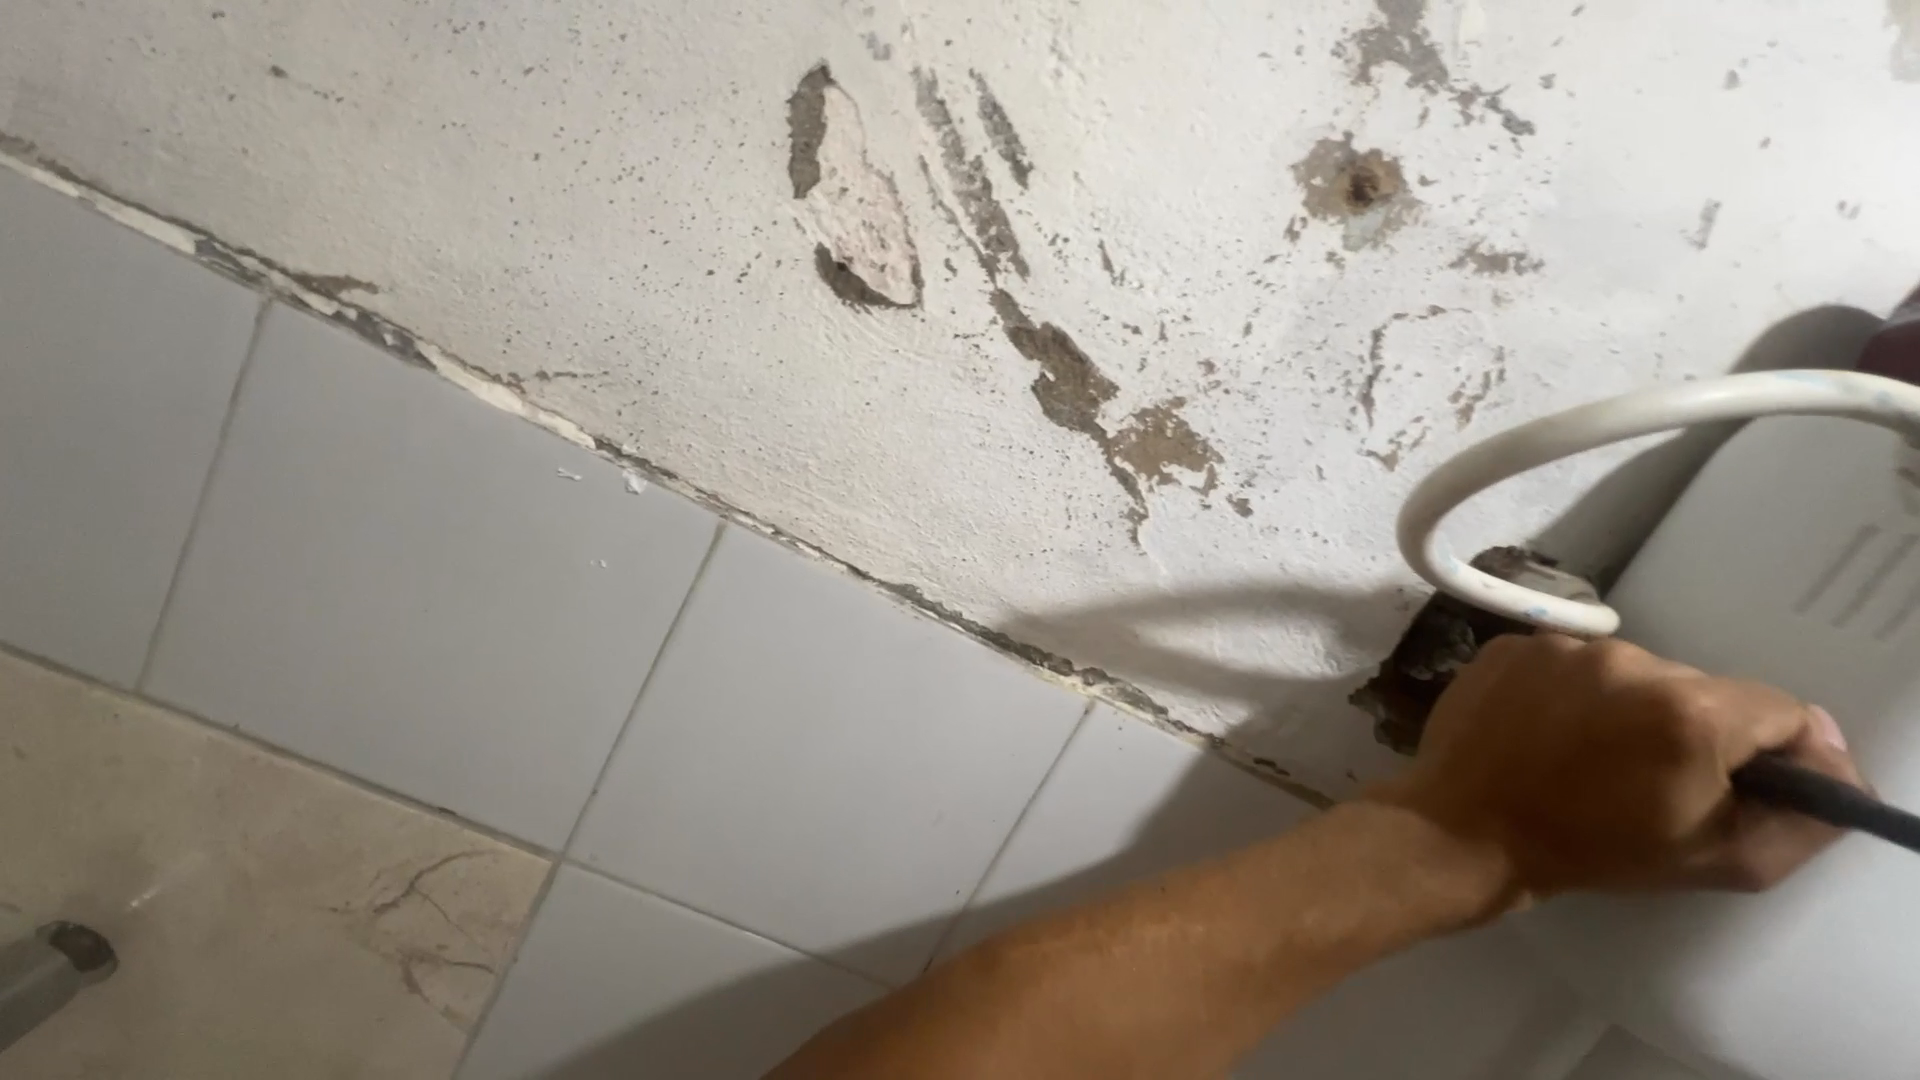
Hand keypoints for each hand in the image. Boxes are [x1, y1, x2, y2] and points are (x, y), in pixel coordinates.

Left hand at [1374, 633, 1862, 899]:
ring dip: (1623, 705)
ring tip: (1584, 751)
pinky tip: (1543, 727)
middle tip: (1643, 774)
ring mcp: (1557, 647)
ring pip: (1628, 672)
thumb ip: (1807, 812)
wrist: (1464, 826)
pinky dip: (1566, 690)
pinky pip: (1565, 662)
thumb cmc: (1590, 847)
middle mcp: (1626, 660)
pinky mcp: (1507, 645)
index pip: (1777, 710)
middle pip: (1697, 688)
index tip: (1735, 781)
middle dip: (1688, 728)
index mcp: (1689, 710)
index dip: (1770, 751)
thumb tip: (1825, 752)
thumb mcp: (1725, 857)